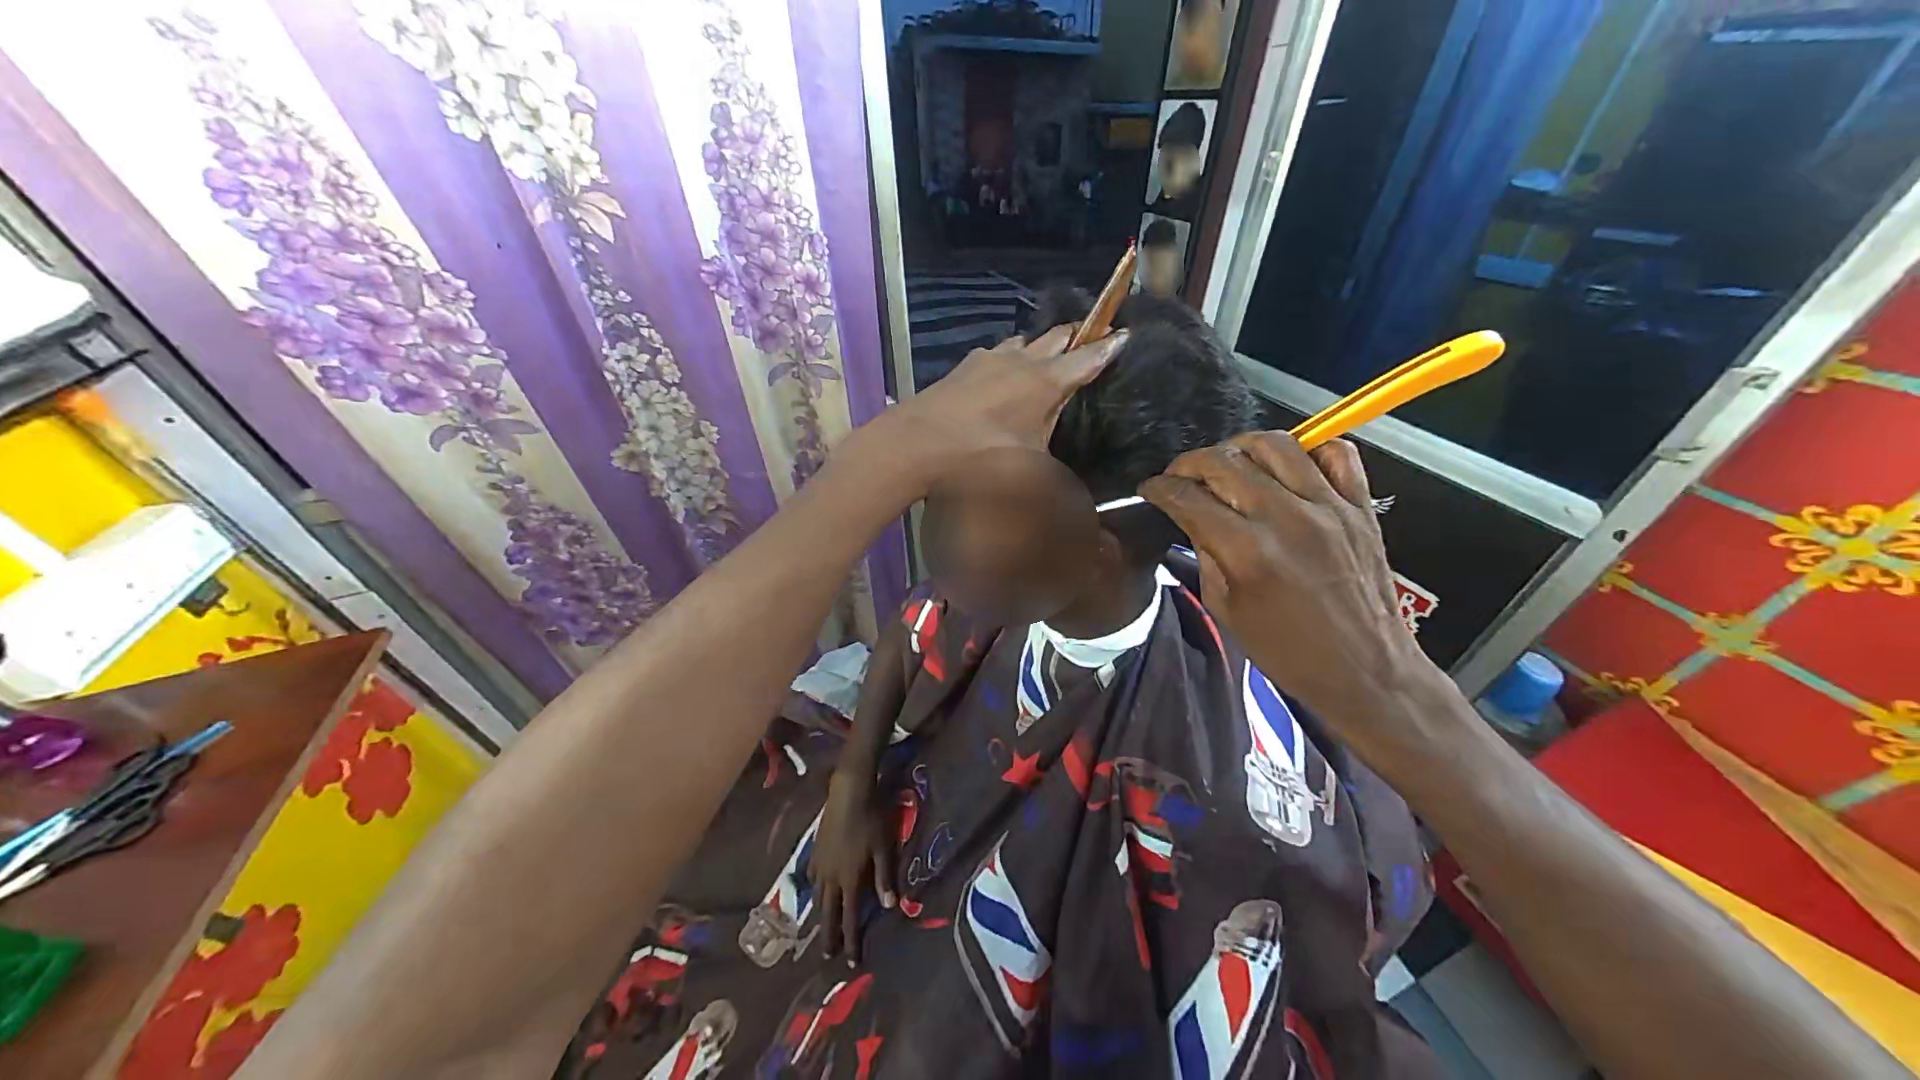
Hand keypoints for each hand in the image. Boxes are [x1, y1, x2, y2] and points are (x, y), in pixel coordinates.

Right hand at [808, 773, 896, 963]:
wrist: (849, 791)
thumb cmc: (872, 818)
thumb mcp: (883, 848)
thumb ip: (885, 877)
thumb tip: (890, 906)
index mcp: (850, 879)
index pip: (850, 918)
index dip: (851, 941)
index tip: (851, 962)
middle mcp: (831, 876)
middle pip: (828, 912)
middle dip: (829, 935)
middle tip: (828, 955)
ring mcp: (820, 863)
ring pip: (818, 896)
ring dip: (821, 914)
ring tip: (822, 927)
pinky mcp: (815, 849)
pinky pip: (813, 877)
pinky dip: (815, 889)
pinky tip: (817, 888)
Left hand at [874, 323, 1127, 474]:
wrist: (917, 443)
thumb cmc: (982, 457)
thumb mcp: (1029, 467)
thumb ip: (1052, 460)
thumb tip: (1067, 476)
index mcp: (1046, 382)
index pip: (1087, 357)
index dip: (1109, 347)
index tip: (1125, 334)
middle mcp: (1022, 361)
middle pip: (1057, 337)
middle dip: (1076, 336)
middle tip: (1090, 338)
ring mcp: (990, 359)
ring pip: (1024, 342)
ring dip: (1040, 347)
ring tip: (1045, 359)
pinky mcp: (965, 366)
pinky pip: (998, 354)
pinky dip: (1010, 359)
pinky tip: (1003, 375)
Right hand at [1140, 434, 1449, 764]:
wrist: (1365, 671)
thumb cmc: (1288, 651)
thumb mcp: (1225, 609)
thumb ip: (1207, 555)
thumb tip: (1195, 519)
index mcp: (1247, 552)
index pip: (1188, 498)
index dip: (1159, 488)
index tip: (1151, 489)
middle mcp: (1286, 518)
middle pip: (1223, 461)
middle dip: (1189, 463)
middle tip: (1180, 477)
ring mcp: (1328, 507)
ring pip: (1274, 444)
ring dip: (1239, 447)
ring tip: (1229, 463)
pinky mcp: (1360, 506)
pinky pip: (1337, 453)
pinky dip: (1309, 449)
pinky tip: (1290, 467)